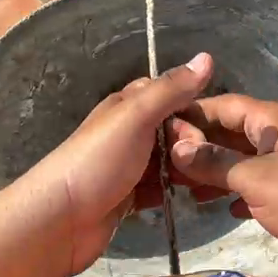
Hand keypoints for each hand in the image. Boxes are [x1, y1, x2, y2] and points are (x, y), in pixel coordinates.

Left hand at [8, 53, 214, 275]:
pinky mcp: (128, 197)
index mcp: (128, 104)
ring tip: (210, 182)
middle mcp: (129, 131)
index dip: (193, 106)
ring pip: (167, 160)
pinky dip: (175, 190)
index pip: (170, 95)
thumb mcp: (136, 115)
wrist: (62, 219)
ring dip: (187, 167)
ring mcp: (128, 165)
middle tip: (204, 161)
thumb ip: (171, 89)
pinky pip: (159, 188)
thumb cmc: (100, 158)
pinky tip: (195, 198)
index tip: (216, 127)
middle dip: (191, 141)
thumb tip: (207, 57)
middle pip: (172, 129)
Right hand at [166, 94, 277, 276]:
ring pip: (239, 157)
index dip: (193, 113)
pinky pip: (252, 180)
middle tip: (165, 159)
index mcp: (268, 119)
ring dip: (213, 169)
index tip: (161, 125)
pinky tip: (216, 204)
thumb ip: (214, 163)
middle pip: (229, 130)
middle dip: (199, 143)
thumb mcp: (254, 180)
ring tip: (182, 185)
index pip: (222, 104)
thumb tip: (176, 146)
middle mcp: (274, 132)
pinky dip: (232, 189)